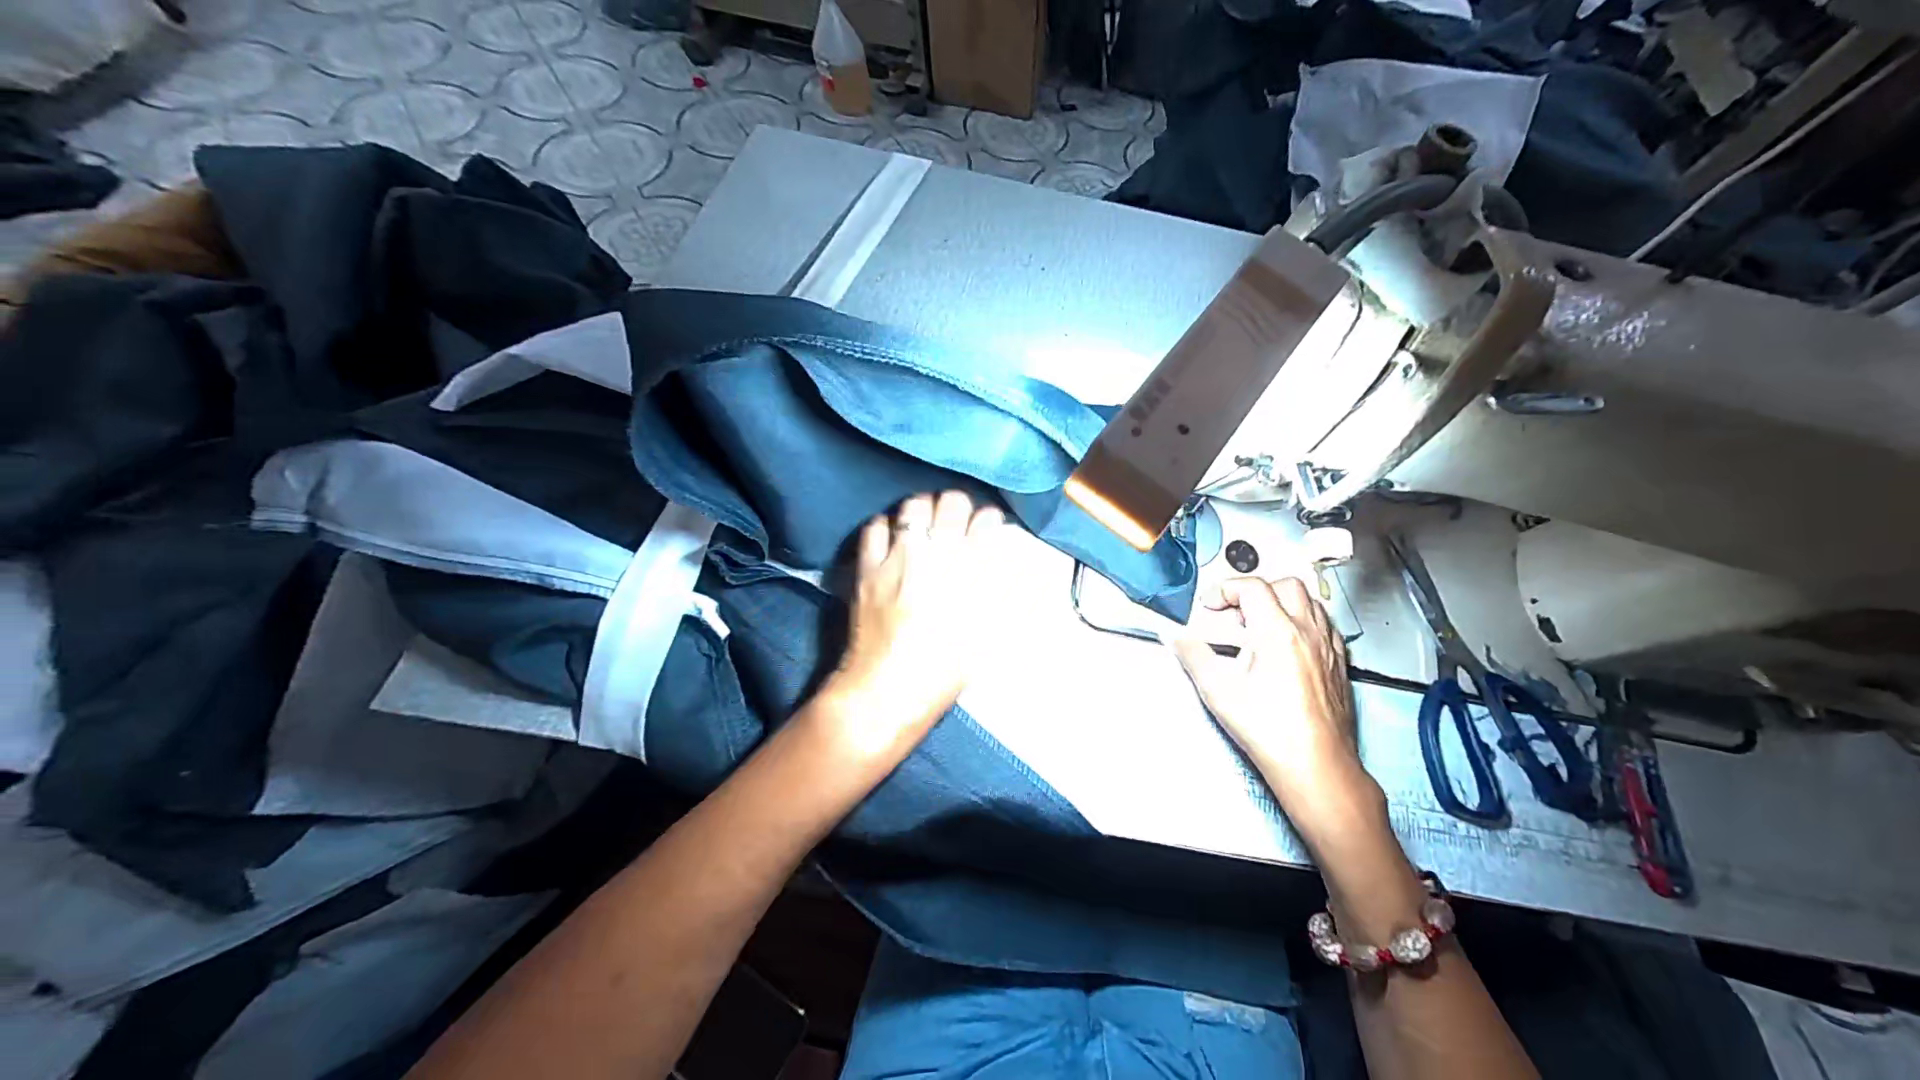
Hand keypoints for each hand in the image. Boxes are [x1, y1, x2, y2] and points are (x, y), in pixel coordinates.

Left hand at [815, 490, 1006, 762]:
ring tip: (925, 523)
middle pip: (952, 503)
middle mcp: (935, 558)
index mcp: (970, 575)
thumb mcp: (993, 641)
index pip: (987, 522)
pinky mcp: (867, 569)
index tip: (988, 527)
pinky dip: (886, 526)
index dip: (990, 519)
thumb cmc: (943, 672)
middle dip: (959, 506)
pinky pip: (875, 527)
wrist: (886, 693)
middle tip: (956, 521)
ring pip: (913, 507)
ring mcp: (897, 561)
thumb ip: (1021, 602)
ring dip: (924, 509)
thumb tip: (1044, 569)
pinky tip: (892, 538)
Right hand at [1171, 577, 1369, 817]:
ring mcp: (1328, 648)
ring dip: (1282, 602)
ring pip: (1310, 601)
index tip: (1212, 605)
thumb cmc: (1273, 733)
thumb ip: (1193, 655)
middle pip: (1286, 585)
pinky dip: (1304, 622)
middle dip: (1256, 590)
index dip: (1225, 589)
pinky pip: (1325, 625)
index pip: (1252, 587)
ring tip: (1260, 624)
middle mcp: (1308, 633)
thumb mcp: (1218, 691)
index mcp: (1278, 632)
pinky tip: (1288, 644)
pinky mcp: (1339, 664)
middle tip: (1236, 610)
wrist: (1316, 765)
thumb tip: (1176, 638)